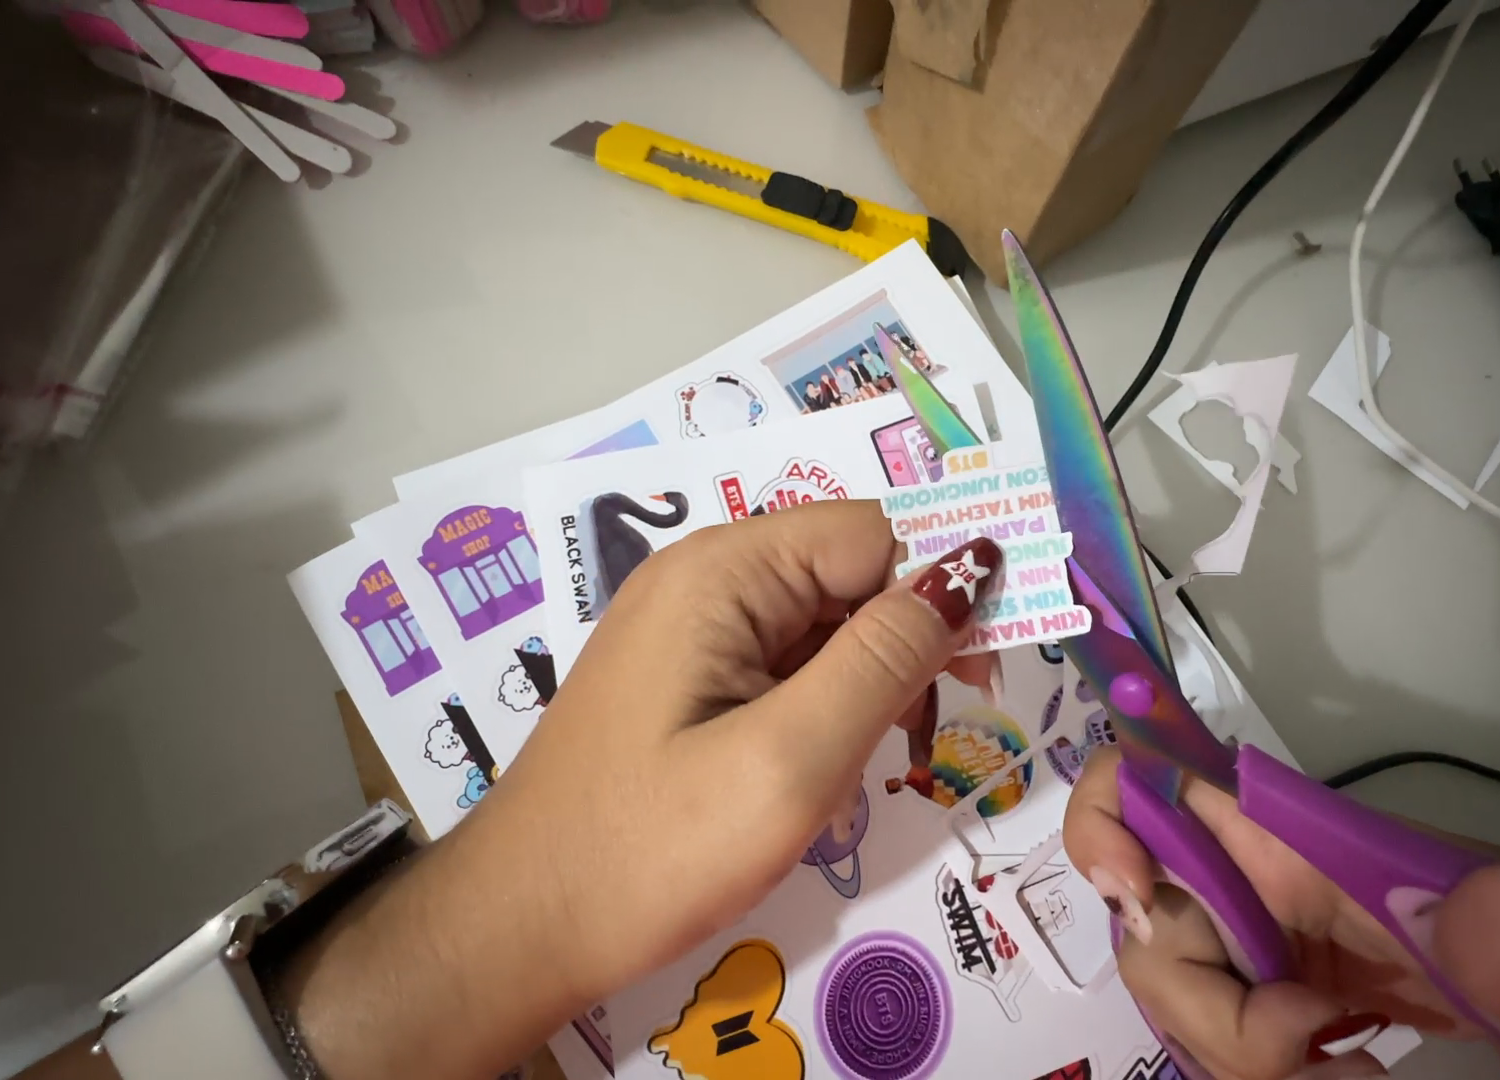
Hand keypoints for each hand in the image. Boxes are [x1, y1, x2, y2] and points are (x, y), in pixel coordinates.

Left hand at [489, 499, 998, 1006]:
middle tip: (928, 727)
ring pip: (824, 621)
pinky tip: (821, 763)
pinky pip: (787, 659)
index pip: (870, 535)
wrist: (521, 929)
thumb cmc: (652, 850)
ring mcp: (695, 623)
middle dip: (903, 641)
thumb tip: (970, 567)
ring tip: (868, 758)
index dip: (935, 589)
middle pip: (848, 573)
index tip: (978, 671)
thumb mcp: (791, 757)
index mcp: (724, 570)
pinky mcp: (692, 668)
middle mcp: (707, 576)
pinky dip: (825, 702)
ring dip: (867, 680)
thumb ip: (886, 657)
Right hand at [1063, 747, 1499, 1078]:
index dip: (1103, 817)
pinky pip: (1199, 1021)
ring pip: (1161, 976)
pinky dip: (1240, 1058)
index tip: (1132, 893)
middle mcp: (1236, 870)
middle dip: (1198, 998)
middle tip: (1302, 1044)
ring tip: (1334, 1066)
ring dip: (1225, 1042)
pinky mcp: (1250, 985)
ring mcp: (1238, 931)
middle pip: (1137, 911)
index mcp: (1277, 832)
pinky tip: (1322, 1066)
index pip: (1145, 776)